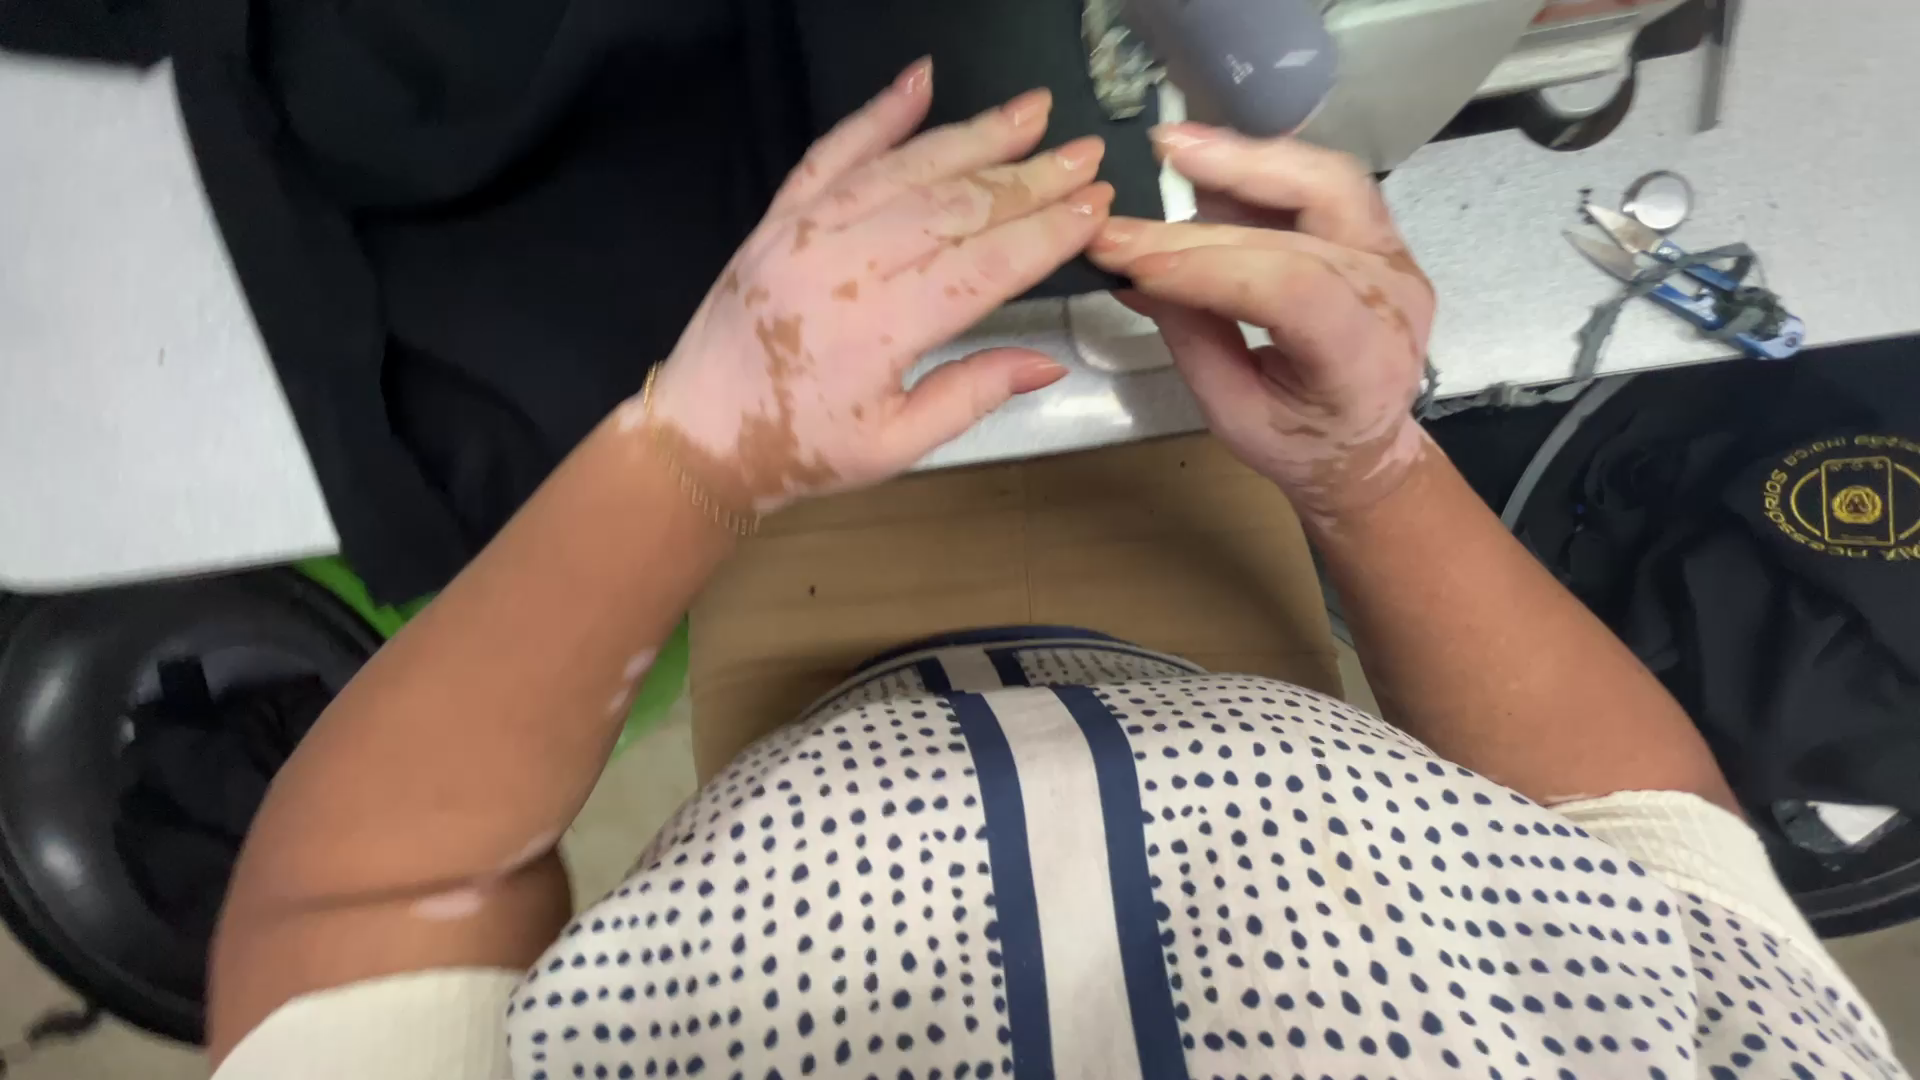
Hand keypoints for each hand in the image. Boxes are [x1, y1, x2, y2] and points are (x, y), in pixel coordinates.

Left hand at [624, 58, 1113, 513]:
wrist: (703, 435)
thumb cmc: (804, 451)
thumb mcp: (897, 446)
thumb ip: (971, 396)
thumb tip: (1049, 361)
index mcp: (878, 330)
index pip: (983, 266)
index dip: (1045, 234)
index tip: (1096, 207)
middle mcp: (843, 265)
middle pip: (954, 206)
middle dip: (1028, 179)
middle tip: (1086, 154)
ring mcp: (804, 231)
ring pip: (904, 169)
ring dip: (974, 136)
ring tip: (1032, 112)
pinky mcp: (778, 217)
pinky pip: (833, 152)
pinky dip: (879, 113)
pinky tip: (921, 80)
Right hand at [1086, 123, 1433, 522]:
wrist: (1363, 447)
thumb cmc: (1296, 447)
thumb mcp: (1232, 415)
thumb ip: (1192, 342)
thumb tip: (1135, 277)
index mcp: (1361, 359)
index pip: (1290, 291)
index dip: (1208, 269)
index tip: (1133, 261)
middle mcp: (1393, 292)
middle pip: (1304, 222)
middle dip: (1206, 208)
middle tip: (1135, 191)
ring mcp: (1393, 255)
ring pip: (1324, 180)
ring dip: (1244, 158)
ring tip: (1176, 145)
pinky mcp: (1377, 235)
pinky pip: (1322, 183)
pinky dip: (1261, 169)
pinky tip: (1208, 162)